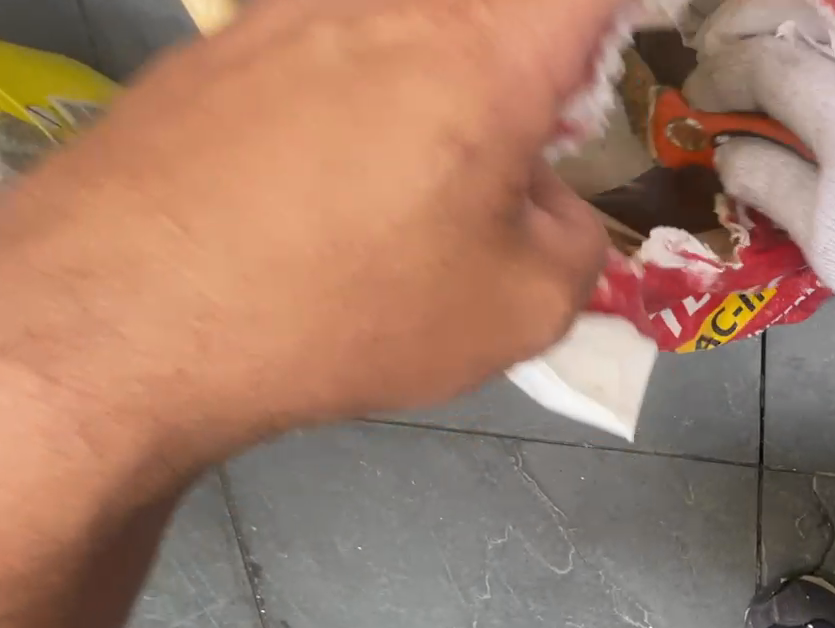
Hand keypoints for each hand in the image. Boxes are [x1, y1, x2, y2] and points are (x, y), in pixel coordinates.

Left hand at [0, 0, 625, 476]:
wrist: (137, 321)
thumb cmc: (368, 310)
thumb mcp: (530, 308)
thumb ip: (577, 242)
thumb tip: (548, 204)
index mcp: (482, 66)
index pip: (573, 0)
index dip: (613, 14)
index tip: (630, 35)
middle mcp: (386, 12)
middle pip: (492, 14)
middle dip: (537, 65)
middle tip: (548, 133)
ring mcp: (289, 17)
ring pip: (415, 30)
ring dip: (456, 89)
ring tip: (451, 171)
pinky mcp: (225, 51)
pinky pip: (340, 48)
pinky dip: (382, 96)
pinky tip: (361, 177)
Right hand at [684, 33, 834, 351]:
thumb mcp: (819, 230)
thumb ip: (769, 183)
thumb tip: (734, 155)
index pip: (766, 64)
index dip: (722, 78)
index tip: (694, 100)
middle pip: (808, 56)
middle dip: (758, 66)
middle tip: (725, 90)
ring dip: (799, 98)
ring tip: (770, 127)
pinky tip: (829, 155)